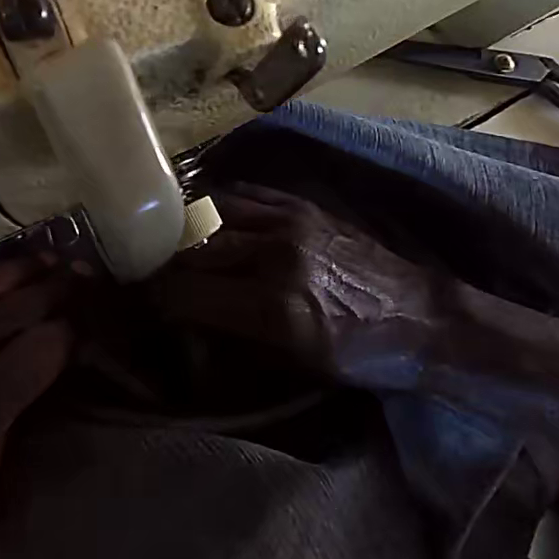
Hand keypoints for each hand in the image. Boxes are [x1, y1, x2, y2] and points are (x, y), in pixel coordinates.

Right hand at [145, 183, 449, 390]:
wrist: (421, 315)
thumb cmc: (360, 355)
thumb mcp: (297, 364)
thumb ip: (236, 337)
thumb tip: (187, 322)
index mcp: (274, 306)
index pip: (189, 292)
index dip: (154, 298)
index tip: (138, 303)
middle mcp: (277, 254)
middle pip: (196, 247)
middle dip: (162, 261)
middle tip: (144, 270)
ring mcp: (291, 222)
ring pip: (216, 210)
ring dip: (186, 226)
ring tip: (169, 239)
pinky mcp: (304, 206)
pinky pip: (248, 194)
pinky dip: (220, 203)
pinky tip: (209, 214)